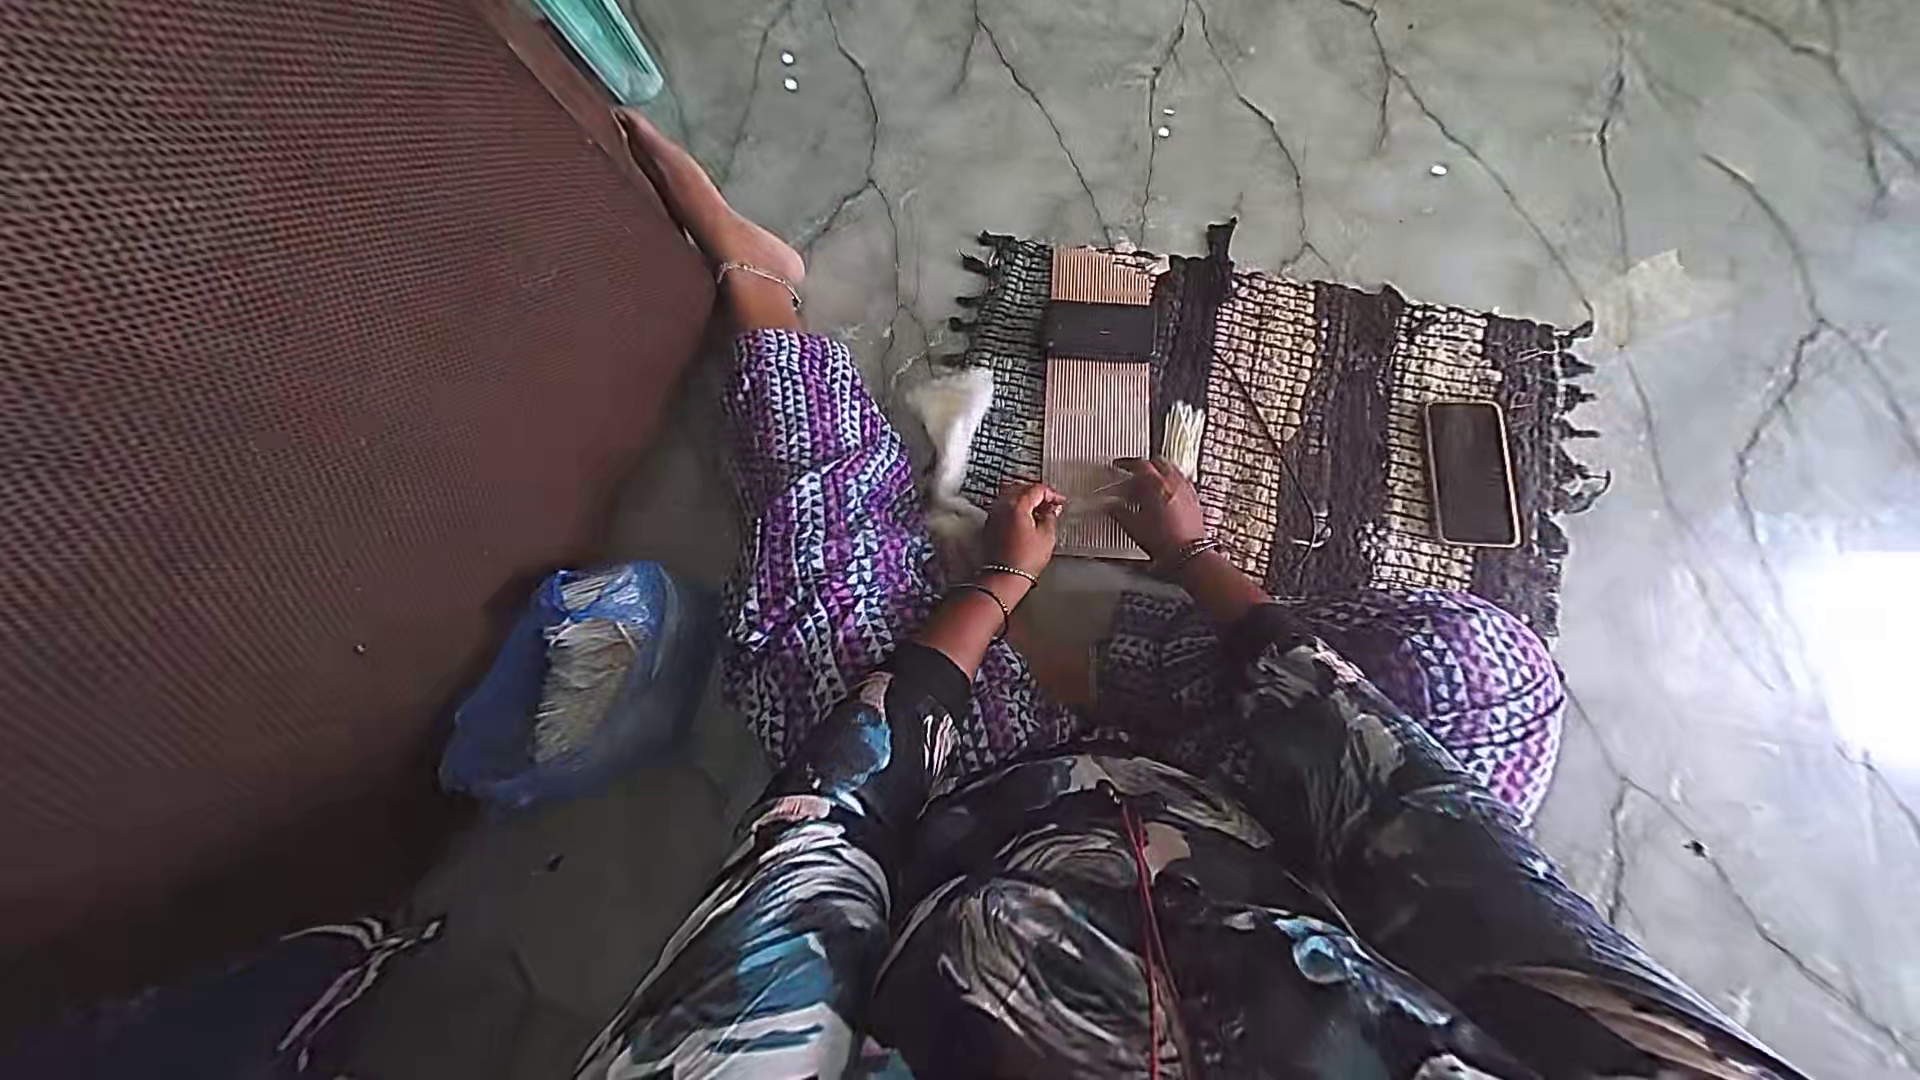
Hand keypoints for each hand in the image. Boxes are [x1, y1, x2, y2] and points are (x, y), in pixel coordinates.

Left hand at [983, 480, 1065, 577]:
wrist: (1004, 577)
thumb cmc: (1024, 560)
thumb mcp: (1046, 536)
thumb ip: (1051, 517)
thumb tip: (1053, 510)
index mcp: (1017, 505)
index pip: (1036, 489)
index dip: (1051, 493)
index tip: (1059, 501)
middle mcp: (1002, 506)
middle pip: (1021, 489)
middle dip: (1037, 494)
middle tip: (1050, 503)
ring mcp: (994, 515)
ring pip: (1011, 497)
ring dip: (1026, 500)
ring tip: (1039, 511)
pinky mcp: (990, 525)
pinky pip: (1004, 508)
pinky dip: (1015, 509)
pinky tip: (1025, 520)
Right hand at [1108, 457, 1206, 560]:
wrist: (1189, 555)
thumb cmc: (1166, 541)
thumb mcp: (1133, 526)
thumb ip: (1119, 511)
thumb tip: (1112, 505)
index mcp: (1157, 485)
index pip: (1140, 464)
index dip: (1126, 463)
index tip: (1119, 465)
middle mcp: (1174, 483)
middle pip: (1158, 462)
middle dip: (1144, 465)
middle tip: (1133, 473)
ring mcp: (1186, 490)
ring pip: (1172, 470)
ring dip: (1158, 473)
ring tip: (1148, 483)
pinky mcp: (1194, 499)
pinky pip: (1181, 481)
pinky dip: (1170, 483)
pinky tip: (1164, 495)